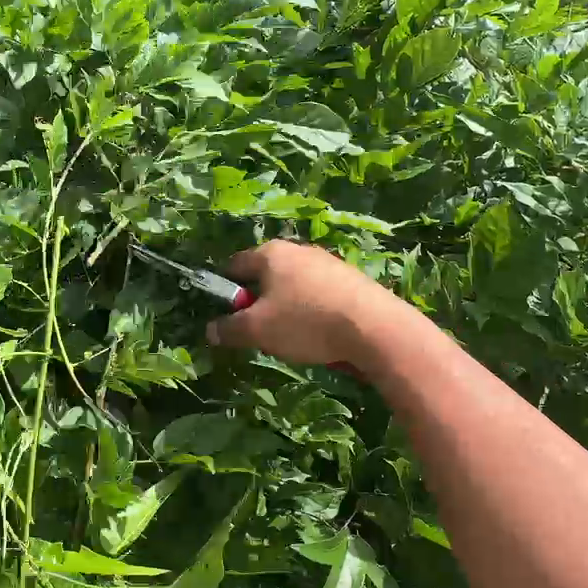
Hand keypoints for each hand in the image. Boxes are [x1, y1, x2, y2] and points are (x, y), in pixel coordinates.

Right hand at [206, 240, 390, 368]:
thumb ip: (230, 329)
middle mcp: (298, 250)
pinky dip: (315, 311)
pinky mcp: (353, 280)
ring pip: (295, 284)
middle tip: (261, 330)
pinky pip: (321, 294)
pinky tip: (323, 335)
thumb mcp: (258, 331)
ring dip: (288, 307)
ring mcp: (328, 263)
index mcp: (270, 253)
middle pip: (266, 274)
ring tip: (295, 337)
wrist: (377, 329)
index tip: (228, 314)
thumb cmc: (306, 322)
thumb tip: (210, 330)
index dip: (226, 290)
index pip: (234, 265)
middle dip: (259, 300)